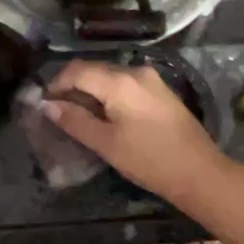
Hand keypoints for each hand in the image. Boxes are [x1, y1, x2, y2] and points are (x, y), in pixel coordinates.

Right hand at [43, 61, 225, 200]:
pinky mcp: (162, 93)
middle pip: (95, 71)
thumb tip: (48, 105)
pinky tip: (107, 118)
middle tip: (59, 113)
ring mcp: (152, 80)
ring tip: (80, 118)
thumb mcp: (107, 144)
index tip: (45, 105)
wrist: (199, 172)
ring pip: (111, 78)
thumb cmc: (149, 160)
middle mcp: (136, 71)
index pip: (77, 70)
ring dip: (92, 93)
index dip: (56, 84)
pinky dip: (110, 97)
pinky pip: (127, 87)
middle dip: (73, 88)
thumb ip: (76, 121)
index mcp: (120, 81)